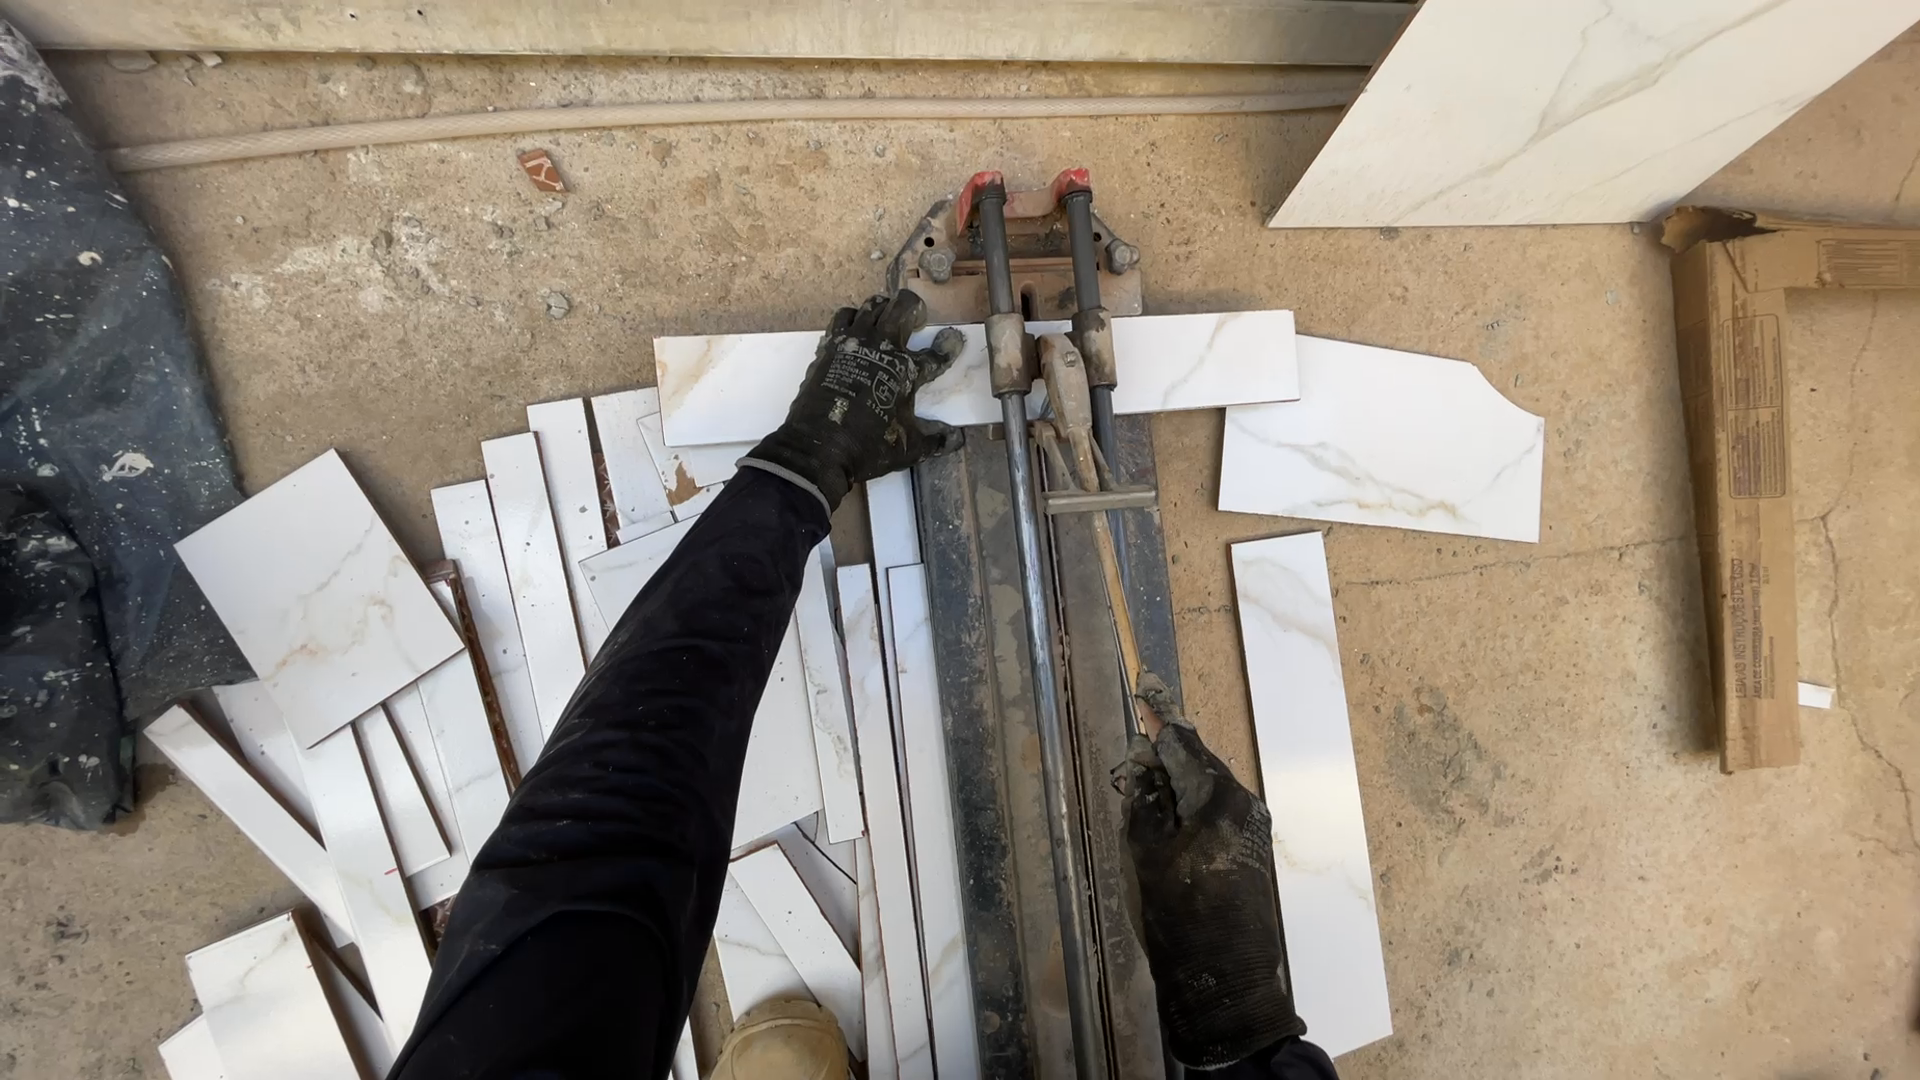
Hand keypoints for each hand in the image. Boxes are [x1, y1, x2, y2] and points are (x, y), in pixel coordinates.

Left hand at [741, 292, 965, 512]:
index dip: (948, 347)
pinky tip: (856, 332)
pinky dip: (853, 319)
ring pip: (872, 305)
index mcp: (905, 371)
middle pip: (903, 307)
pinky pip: (843, 317)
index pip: (935, 355)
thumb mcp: (908, 448)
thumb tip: (958, 439)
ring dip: (884, 309)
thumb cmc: (866, 446)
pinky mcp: (829, 346)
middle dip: (915, 309)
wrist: (818, 446)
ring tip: (886, 321)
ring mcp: (853, 342)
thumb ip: (935, 440)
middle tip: (917, 322)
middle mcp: (882, 347)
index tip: (952, 340)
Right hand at [1112, 674, 1305, 1067]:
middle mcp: (1244, 804)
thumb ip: (1144, 799)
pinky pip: (1213, 810)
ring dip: (1173, 782)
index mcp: (1220, 798)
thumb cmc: (1181, 918)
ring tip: (1140, 788)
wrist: (1228, 989)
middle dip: (1162, 754)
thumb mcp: (1147, 853)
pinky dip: (1186, 805)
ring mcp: (1252, 829)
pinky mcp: (1249, 851)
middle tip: (1129, 756)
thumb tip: (1144, 761)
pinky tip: (1163, 817)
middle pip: (1196, 761)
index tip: (1143, 687)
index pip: (1183, 742)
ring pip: (1203, 786)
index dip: (1158, 716)